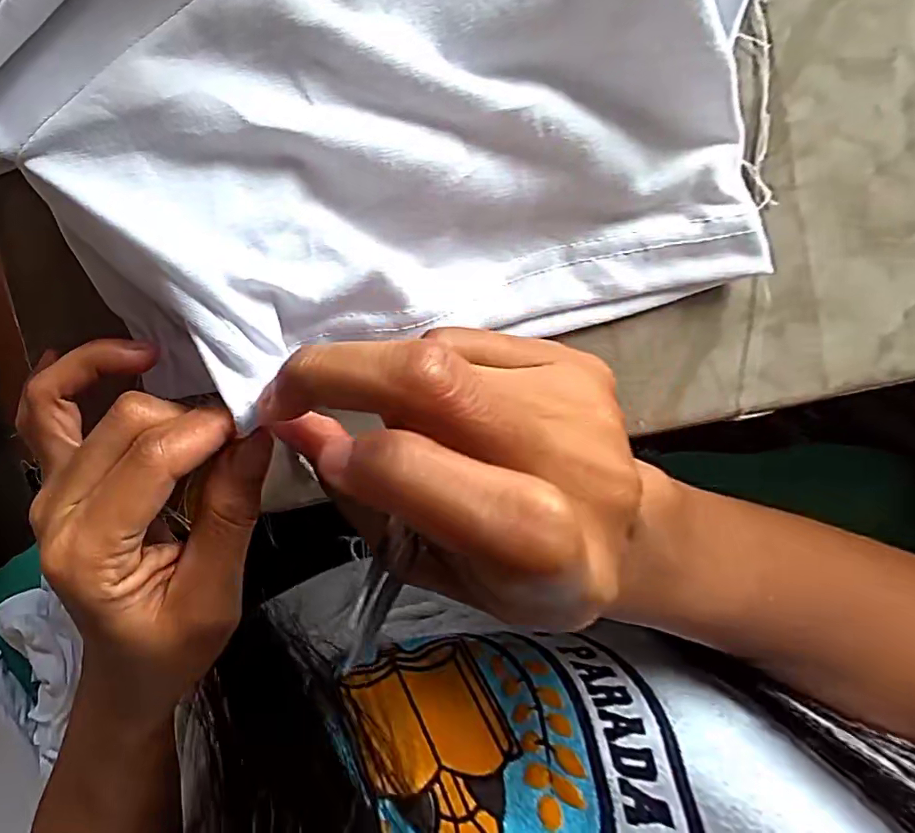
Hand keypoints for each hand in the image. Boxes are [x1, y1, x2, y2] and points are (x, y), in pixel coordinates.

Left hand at [19, 340, 271, 722]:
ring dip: (111, 369)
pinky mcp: (50, 481)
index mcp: (90, 552)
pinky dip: (63, 378)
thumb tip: (254, 432)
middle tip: (231, 423)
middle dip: (186, 411)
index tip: (252, 423)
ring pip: (70, 403)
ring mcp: (44, 493)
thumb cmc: (170, 647)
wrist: (125, 673)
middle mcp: (54, 513)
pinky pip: (41, 414)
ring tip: (158, 354)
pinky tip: (94, 357)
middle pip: (122, 422)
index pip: (152, 458)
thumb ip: (230, 511)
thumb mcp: (215, 597)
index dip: (208, 429)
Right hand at [260, 328, 658, 630]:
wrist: (625, 532)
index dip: (347, 450)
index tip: (303, 437)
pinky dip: (429, 364)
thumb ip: (358, 498)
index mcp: (538, 551)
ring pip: (439, 352)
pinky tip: (447, 401)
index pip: (417, 469)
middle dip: (338, 370)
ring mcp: (579, 402)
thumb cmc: (514, 574)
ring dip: (386, 374)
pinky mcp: (578, 362)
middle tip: (289, 386)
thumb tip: (292, 422)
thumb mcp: (427, 562)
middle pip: (431, 379)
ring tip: (396, 414)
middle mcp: (570, 465)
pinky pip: (468, 341)